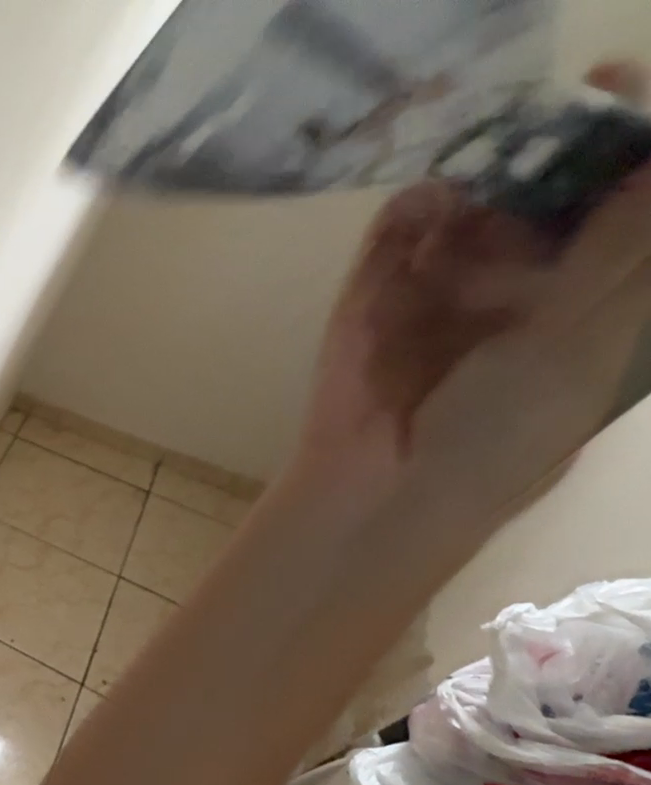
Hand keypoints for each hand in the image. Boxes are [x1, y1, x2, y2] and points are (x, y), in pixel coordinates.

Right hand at [293, 61, 650, 535]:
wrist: (385, 485)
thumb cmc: (497, 431)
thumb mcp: (579, 340)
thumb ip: (617, 250)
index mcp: (591, 295)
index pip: (624, 202)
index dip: (631, 144)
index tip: (614, 87)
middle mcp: (518, 281)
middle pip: (545, 190)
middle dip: (548, 151)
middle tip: (542, 122)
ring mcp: (439, 286)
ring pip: (468, 205)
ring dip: (479, 178)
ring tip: (480, 168)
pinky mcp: (373, 294)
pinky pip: (393, 235)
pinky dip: (410, 209)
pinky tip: (424, 203)